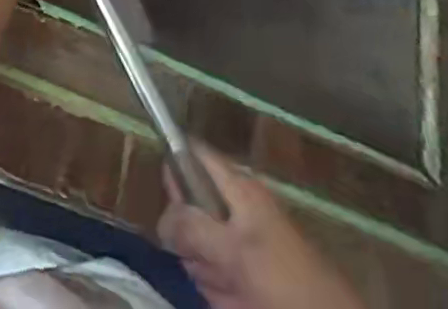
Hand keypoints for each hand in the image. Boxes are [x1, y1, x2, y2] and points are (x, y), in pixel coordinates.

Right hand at [159, 144, 363, 308]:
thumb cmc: (285, 281)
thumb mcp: (234, 249)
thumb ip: (191, 227)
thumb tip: (162, 219)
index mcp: (238, 188)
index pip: (194, 155)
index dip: (174, 163)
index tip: (164, 190)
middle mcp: (236, 208)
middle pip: (187, 206)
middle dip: (188, 236)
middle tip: (205, 256)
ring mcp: (239, 243)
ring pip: (194, 245)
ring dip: (203, 268)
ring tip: (229, 285)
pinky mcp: (241, 275)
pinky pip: (210, 276)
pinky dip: (217, 290)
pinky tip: (236, 302)